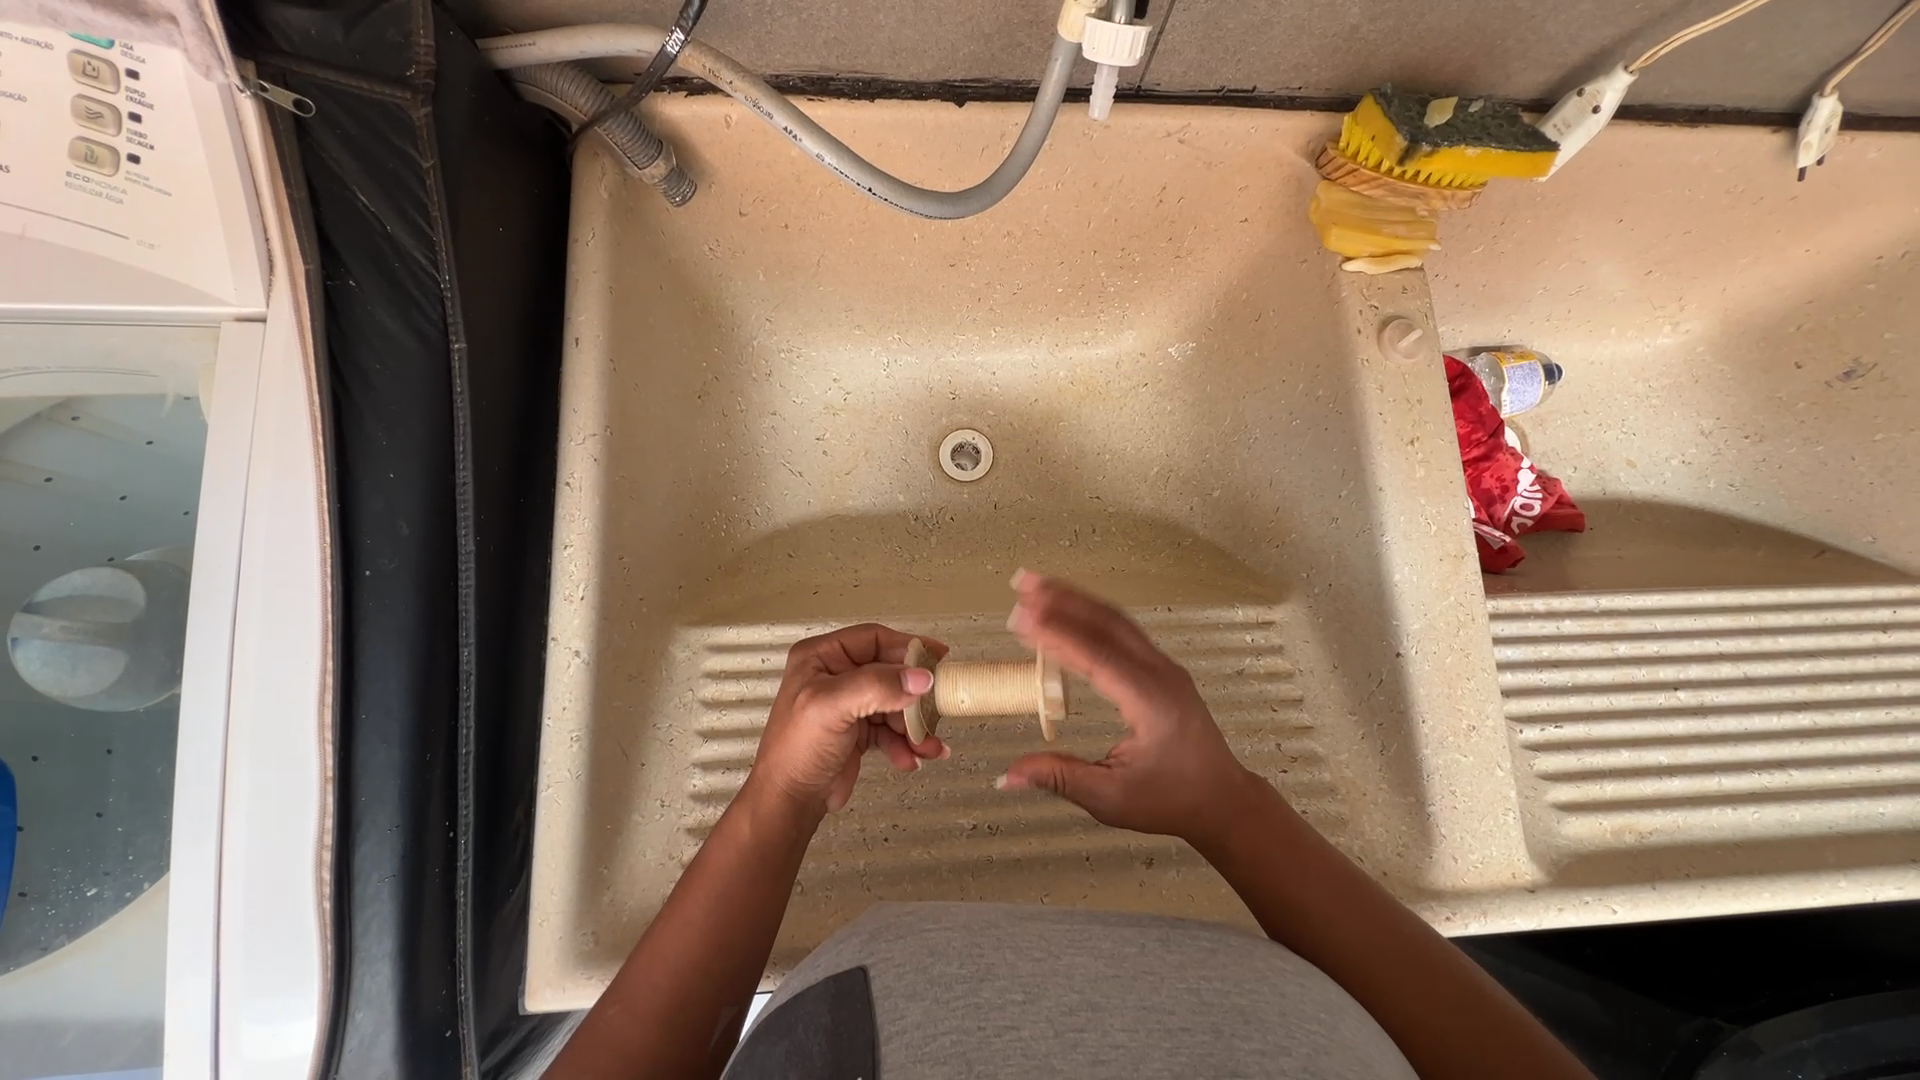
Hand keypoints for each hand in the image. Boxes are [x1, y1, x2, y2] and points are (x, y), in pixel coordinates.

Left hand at [748, 623, 949, 817]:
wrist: (790, 801)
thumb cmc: (795, 749)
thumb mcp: (832, 707)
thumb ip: (877, 686)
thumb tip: (921, 677)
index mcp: (822, 657)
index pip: (874, 639)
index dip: (907, 647)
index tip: (937, 658)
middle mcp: (836, 675)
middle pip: (890, 673)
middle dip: (914, 696)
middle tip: (937, 707)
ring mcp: (849, 704)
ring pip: (896, 704)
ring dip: (914, 726)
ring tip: (927, 745)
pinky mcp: (859, 731)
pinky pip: (892, 730)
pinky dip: (906, 743)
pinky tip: (912, 759)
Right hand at [996, 572, 1267, 847]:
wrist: (1222, 799)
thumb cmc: (1170, 801)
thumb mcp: (1111, 799)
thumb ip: (1060, 777)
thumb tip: (1008, 775)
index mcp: (1150, 702)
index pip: (1097, 657)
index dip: (1057, 634)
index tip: (1021, 618)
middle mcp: (1160, 674)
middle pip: (1107, 623)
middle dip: (1062, 600)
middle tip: (1021, 585)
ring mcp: (1164, 666)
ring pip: (1116, 620)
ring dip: (1076, 599)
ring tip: (1036, 585)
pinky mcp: (1162, 668)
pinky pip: (1123, 630)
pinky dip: (1091, 613)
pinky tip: (1069, 606)